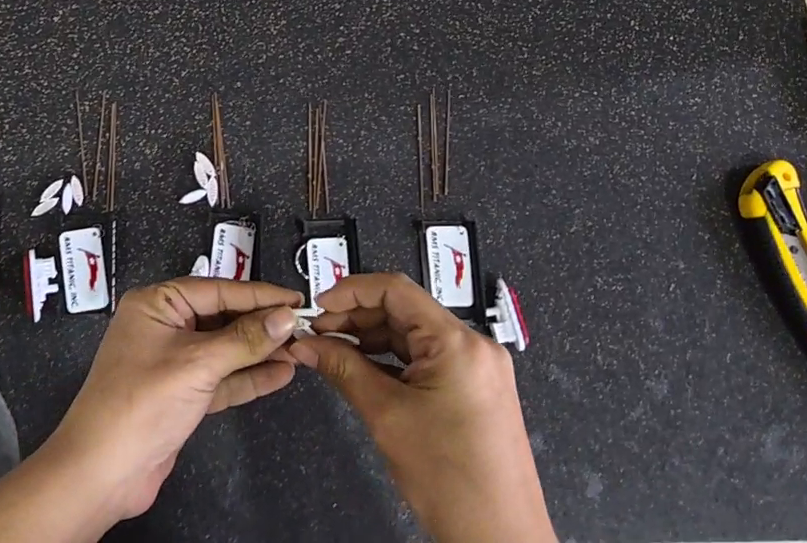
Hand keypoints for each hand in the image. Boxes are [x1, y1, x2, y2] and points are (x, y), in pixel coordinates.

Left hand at [50, 277, 302, 520]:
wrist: (104, 470)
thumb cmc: (144, 402)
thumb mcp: (197, 364)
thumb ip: (244, 339)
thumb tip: (285, 315)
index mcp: (156, 304)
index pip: (216, 290)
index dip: (258, 294)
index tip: (297, 299)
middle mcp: (164, 325)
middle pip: (221, 317)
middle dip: (261, 324)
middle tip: (304, 326)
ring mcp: (173, 361)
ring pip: (224, 349)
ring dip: (260, 351)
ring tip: (301, 350)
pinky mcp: (182, 394)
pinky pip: (221, 377)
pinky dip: (248, 376)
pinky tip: (280, 373)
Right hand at [290, 273, 555, 542]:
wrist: (499, 540)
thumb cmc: (451, 481)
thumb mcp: (386, 416)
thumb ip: (343, 368)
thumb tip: (307, 344)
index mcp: (458, 343)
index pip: (396, 289)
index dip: (351, 291)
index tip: (319, 307)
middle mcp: (474, 347)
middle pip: (404, 310)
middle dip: (357, 319)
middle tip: (317, 334)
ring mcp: (478, 369)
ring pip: (414, 335)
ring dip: (372, 339)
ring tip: (333, 353)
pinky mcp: (476, 390)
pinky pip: (427, 359)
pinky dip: (392, 360)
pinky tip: (362, 371)